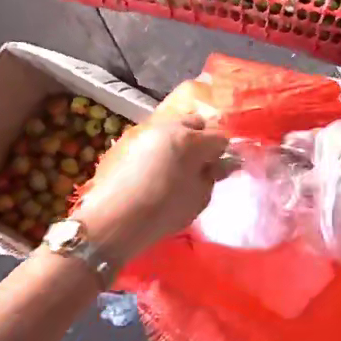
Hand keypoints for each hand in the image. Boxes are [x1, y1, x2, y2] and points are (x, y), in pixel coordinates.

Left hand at [74, 114, 230, 262]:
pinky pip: (154, 138)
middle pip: (195, 123)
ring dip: (180, 140)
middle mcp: (170, 127)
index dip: (223, 154)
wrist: (116, 217)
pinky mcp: (128, 141)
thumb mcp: (199, 197)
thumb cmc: (165, 210)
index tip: (220, 170)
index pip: (220, 138)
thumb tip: (223, 163)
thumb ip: (212, 175)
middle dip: (201, 139)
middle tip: (199, 164)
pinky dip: (160, 147)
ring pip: (172, 127)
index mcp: (193, 140)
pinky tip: (155, 169)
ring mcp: (147, 131)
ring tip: (177, 166)